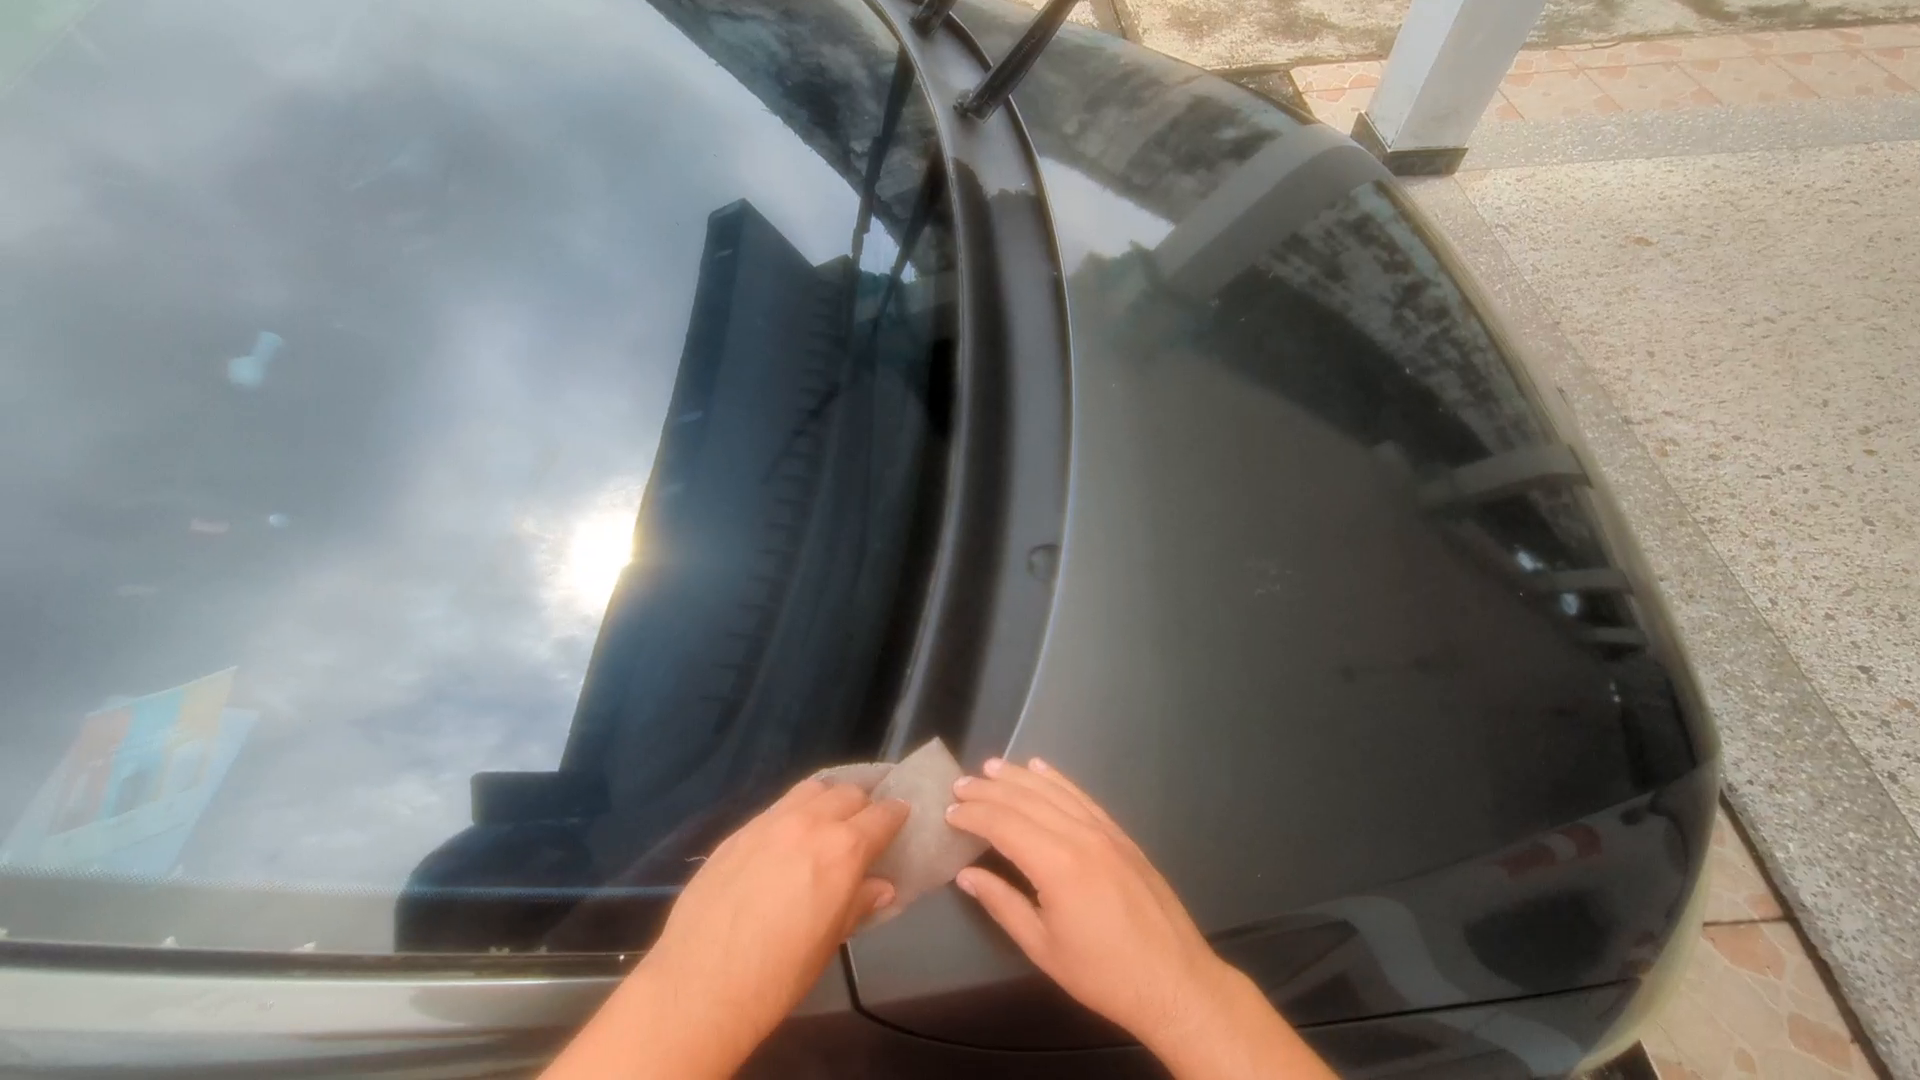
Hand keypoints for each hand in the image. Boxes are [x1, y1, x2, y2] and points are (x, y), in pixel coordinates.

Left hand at [542, 779, 907, 1079]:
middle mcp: (809, 823)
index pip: (882, 815)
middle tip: (867, 824)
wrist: (700, 984)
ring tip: (830, 818)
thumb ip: (858, 903)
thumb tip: (881, 886)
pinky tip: (789, 835)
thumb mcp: (830, 941)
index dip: (896, 815)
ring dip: (828, 798)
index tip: (902, 818)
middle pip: (847, 793)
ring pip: (810, 789)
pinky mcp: (737, 832)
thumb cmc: (778, 974)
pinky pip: (776, 807)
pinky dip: (793, 811)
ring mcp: (768, 823)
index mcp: (842, 849)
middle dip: (864, 804)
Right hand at [945, 757, 1226, 1041]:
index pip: (1004, 824)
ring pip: (1055, 792)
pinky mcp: (1122, 836)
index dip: (974, 815)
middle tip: (960, 785)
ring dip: (1020, 777)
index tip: (949, 812)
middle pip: (1026, 801)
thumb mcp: (1042, 947)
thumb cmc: (1103, 974)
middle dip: (989, 790)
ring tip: (992, 768)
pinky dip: (1059, 781)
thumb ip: (1002, 904)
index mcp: (1056, 864)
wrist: (1175, 981)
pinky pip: (1083, 798)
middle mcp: (1080, 836)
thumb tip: (966, 874)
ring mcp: (1105, 832)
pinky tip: (1042, 770)